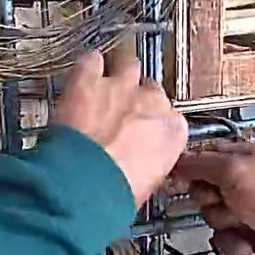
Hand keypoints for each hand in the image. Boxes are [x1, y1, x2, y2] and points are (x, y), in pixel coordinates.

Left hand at [52, 48, 187, 207]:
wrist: (84, 184)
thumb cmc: (115, 192)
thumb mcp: (146, 185)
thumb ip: (148, 164)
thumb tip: (138, 169)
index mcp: (171, 131)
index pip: (170, 118)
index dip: (153, 123)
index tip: (143, 130)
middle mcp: (150, 104)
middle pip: (151, 90)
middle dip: (138, 99)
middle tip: (122, 113)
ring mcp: (119, 88)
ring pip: (128, 67)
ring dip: (119, 76)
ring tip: (107, 86)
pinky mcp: (88, 82)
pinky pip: (92, 61)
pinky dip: (89, 64)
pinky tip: (86, 68)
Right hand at [172, 142, 254, 254]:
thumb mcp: (232, 170)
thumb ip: (200, 163)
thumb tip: (177, 161)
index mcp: (240, 156)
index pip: (202, 155)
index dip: (190, 168)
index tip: (182, 178)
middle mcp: (240, 179)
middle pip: (201, 187)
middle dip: (208, 199)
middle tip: (222, 199)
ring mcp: (241, 205)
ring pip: (208, 213)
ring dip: (222, 220)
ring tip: (242, 220)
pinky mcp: (242, 229)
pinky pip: (219, 235)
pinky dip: (231, 239)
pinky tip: (245, 237)